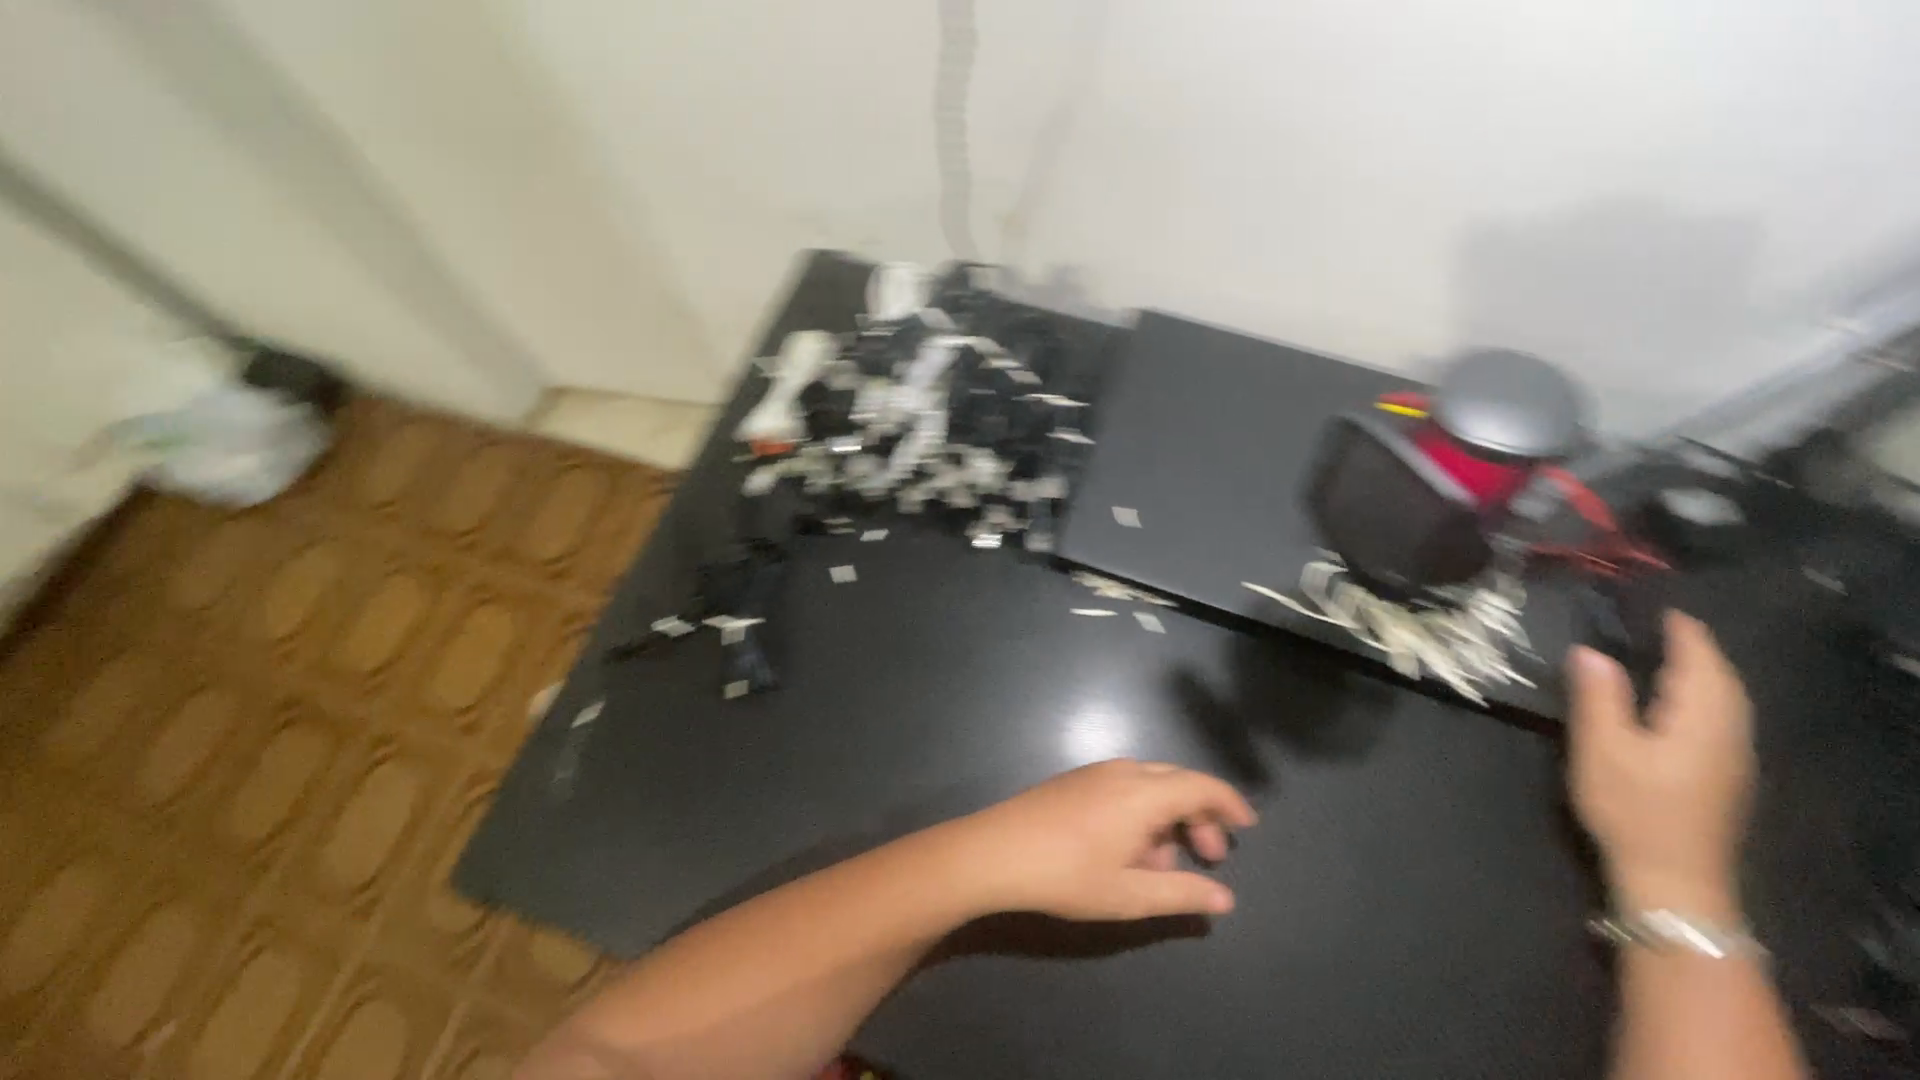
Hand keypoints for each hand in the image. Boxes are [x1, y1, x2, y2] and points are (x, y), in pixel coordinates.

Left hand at [951, 759, 1257, 920]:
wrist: (994, 853)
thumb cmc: (1067, 875)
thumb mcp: (1130, 895)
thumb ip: (1182, 894)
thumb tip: (1225, 898)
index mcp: (1144, 792)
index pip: (1202, 785)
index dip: (1230, 803)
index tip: (1247, 826)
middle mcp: (1123, 771)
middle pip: (1177, 781)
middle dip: (1200, 816)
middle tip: (1208, 856)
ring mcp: (1094, 773)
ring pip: (1149, 785)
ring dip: (1168, 817)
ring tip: (1162, 863)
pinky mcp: (1074, 781)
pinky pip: (1123, 787)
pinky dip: (1141, 812)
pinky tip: (1127, 850)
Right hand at [1567, 612, 1754, 915]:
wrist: (1674, 879)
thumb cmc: (1633, 809)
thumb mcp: (1602, 749)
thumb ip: (1598, 696)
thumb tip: (1590, 650)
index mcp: (1701, 715)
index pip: (1698, 654)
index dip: (1675, 625)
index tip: (1644, 600)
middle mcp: (1729, 727)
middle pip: (1719, 673)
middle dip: (1690, 643)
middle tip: (1648, 620)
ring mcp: (1733, 752)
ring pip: (1724, 695)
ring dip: (1698, 668)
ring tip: (1659, 650)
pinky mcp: (1726, 771)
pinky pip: (1720, 714)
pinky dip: (1700, 692)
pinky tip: (1673, 698)